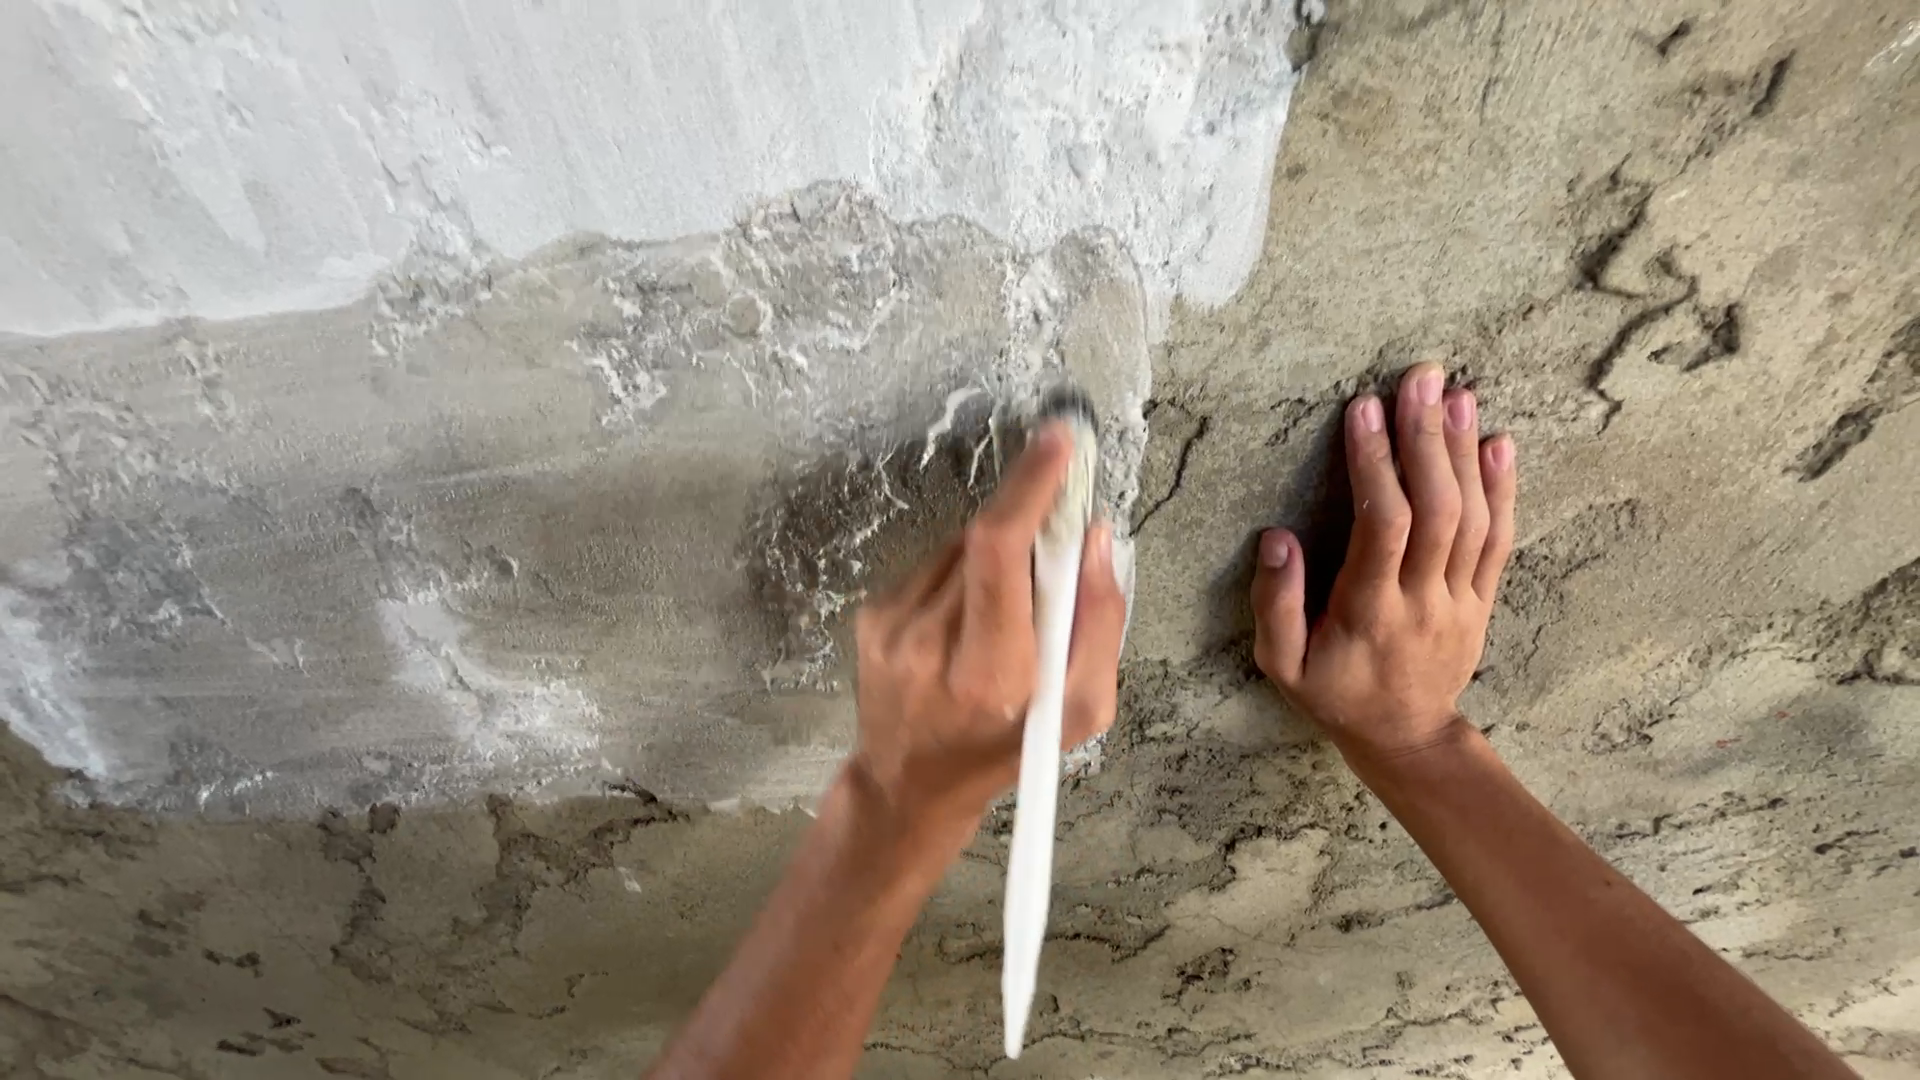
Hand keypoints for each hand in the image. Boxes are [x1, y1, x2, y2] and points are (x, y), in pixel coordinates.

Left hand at [849, 424, 1128, 850]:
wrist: (908, 780)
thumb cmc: (1006, 749)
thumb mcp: (1081, 710)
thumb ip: (1100, 622)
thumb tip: (1093, 536)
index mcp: (986, 670)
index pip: (998, 552)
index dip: (1029, 488)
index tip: (1058, 442)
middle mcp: (926, 638)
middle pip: (984, 538)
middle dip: (1028, 522)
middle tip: (1056, 538)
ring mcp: (889, 622)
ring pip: (961, 547)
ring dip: (996, 557)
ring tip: (1002, 612)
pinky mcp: (871, 612)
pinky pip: (935, 564)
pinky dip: (965, 574)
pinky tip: (965, 620)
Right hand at [1251, 363, 1516, 761]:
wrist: (1405, 737)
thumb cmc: (1333, 694)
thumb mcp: (1281, 663)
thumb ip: (1276, 603)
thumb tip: (1275, 538)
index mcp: (1370, 610)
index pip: (1381, 525)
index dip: (1376, 464)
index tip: (1364, 410)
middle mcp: (1424, 599)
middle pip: (1437, 509)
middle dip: (1426, 439)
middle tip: (1420, 380)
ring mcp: (1462, 599)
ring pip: (1474, 517)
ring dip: (1465, 452)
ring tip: (1455, 395)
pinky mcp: (1483, 599)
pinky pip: (1500, 539)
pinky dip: (1503, 488)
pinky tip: (1497, 444)